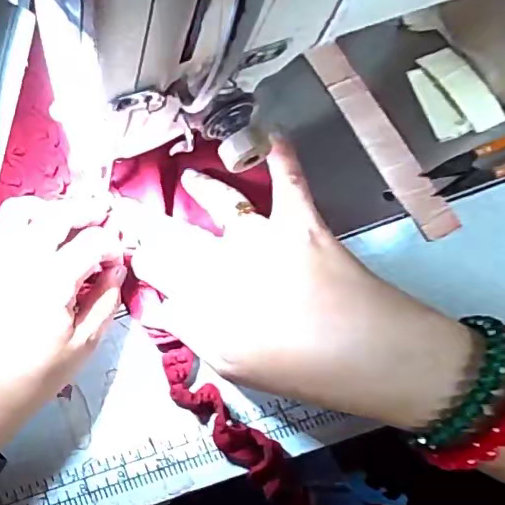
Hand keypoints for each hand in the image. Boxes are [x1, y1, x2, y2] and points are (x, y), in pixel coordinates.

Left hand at [0, 196, 125, 449]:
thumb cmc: (36, 375)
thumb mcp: (84, 344)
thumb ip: (104, 301)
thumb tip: (114, 271)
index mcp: (55, 278)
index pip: (94, 241)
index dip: (113, 245)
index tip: (117, 261)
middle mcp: (22, 258)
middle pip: (59, 214)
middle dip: (86, 212)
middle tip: (101, 218)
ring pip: (16, 211)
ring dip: (41, 210)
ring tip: (56, 222)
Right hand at [117, 138, 476, 429]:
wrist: (370, 354)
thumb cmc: (300, 371)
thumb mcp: (231, 363)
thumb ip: (190, 331)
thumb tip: (162, 306)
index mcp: (200, 302)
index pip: (155, 271)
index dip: (143, 263)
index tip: (138, 260)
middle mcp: (220, 263)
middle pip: (175, 237)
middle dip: (149, 226)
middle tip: (135, 216)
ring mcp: (261, 238)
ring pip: (220, 203)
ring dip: (202, 188)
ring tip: (190, 179)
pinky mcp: (299, 222)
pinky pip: (284, 179)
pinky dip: (277, 152)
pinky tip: (269, 133)